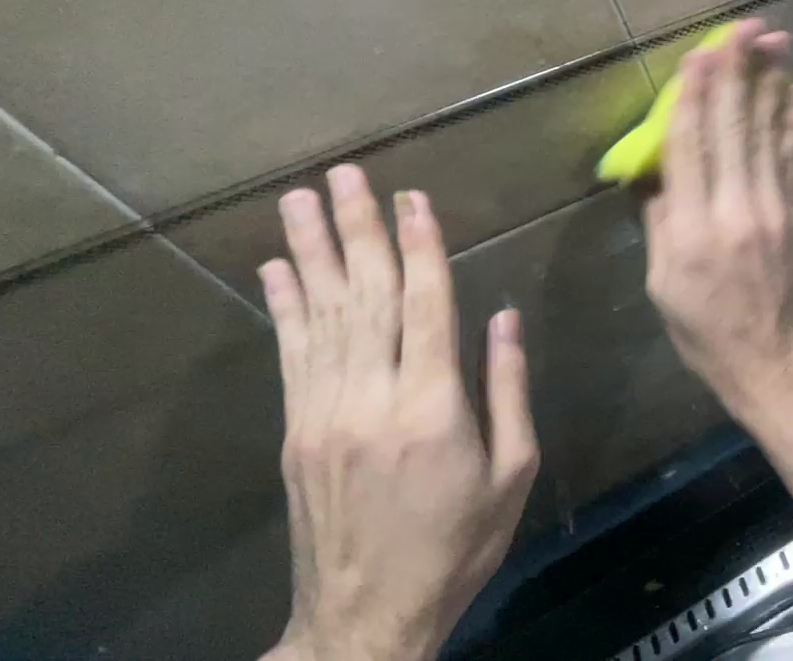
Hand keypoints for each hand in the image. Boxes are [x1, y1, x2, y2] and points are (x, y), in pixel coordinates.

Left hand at [259, 165, 538, 660]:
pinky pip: (290, 357)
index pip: (426, 307)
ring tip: (302, 201)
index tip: (412, 199)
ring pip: (321, 317)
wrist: (368, 616)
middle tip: (346, 176)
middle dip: (358, 231)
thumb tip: (505, 317)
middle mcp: (371, 399)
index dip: (421, 248)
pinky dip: (284, 308)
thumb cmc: (461, 541)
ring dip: (312, 252)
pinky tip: (278, 269)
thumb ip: (508, 389)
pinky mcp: (296, 432)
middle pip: (366, 298)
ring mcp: (324, 414)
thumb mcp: (513, 470)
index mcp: (433, 408)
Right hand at [644, 19, 792, 419]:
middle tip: (744, 27)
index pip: (690, 148)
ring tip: (774, 40)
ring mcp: (771, 207)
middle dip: (737, 73)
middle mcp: (735, 208)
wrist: (769, 356)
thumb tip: (656, 169)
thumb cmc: (703, 327)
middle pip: (733, 129)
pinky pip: (791, 156)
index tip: (699, 54)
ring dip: (769, 82)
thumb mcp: (661, 282)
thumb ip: (660, 220)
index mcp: (692, 229)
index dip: (693, 97)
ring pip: (765, 133)